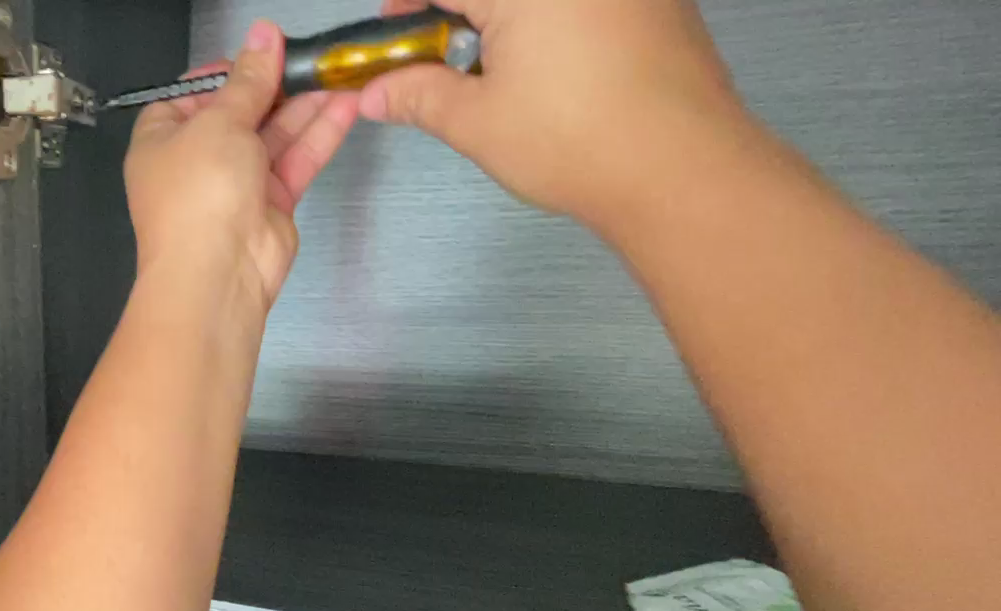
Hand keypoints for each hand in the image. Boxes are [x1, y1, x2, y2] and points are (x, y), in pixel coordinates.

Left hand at [124, 20, 360, 308]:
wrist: (216, 275)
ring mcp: (233, 187)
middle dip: (273, 85)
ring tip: (338, 71)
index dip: (221, 74)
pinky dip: (318, 136)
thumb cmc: (198, 193)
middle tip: (308, 56)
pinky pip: (294, 163)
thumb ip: (248, 80)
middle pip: (238, 113)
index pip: (187, 98)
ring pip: (273, 137)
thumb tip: (262, 36)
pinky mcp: (269, 206)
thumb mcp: (218, 122)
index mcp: (161, 143)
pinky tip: (345, 105)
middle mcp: (195, 164)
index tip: (255, 54)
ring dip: (305, 105)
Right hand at [359, 0, 772, 229]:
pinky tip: (544, 66)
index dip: (407, 3)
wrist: (673, 160)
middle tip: (437, 56)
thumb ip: (418, 97)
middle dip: (457, 14)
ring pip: (535, 0)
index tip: (392, 34)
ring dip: (501, 21)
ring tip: (490, 67)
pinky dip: (548, 22)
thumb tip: (372, 94)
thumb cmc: (564, 139)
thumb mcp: (474, 122)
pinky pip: (578, 4)